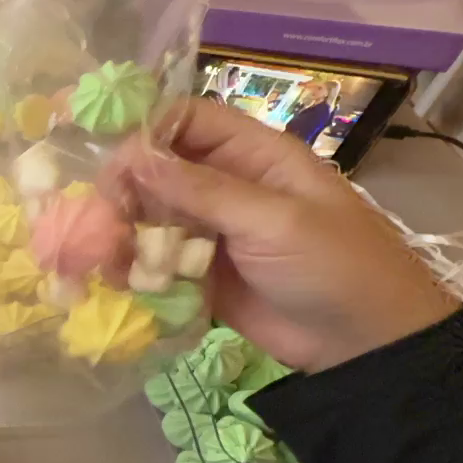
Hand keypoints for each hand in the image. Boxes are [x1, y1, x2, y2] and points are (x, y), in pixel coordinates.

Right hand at [105, 101, 458, 372]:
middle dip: (123, 189)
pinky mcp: (189, 267)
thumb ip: (203, 190)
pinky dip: (125, 264)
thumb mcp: (274, 222)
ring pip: (142, 213)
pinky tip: (118, 278)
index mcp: (254, 157)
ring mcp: (203, 228)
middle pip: (153, 168)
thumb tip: (134, 158)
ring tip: (108, 255)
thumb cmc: (333, 267)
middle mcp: (223, 185)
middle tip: (106, 219)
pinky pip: (145, 255)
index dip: (146, 132)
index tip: (114, 165)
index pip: (188, 121)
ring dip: (119, 230)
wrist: (356, 341)